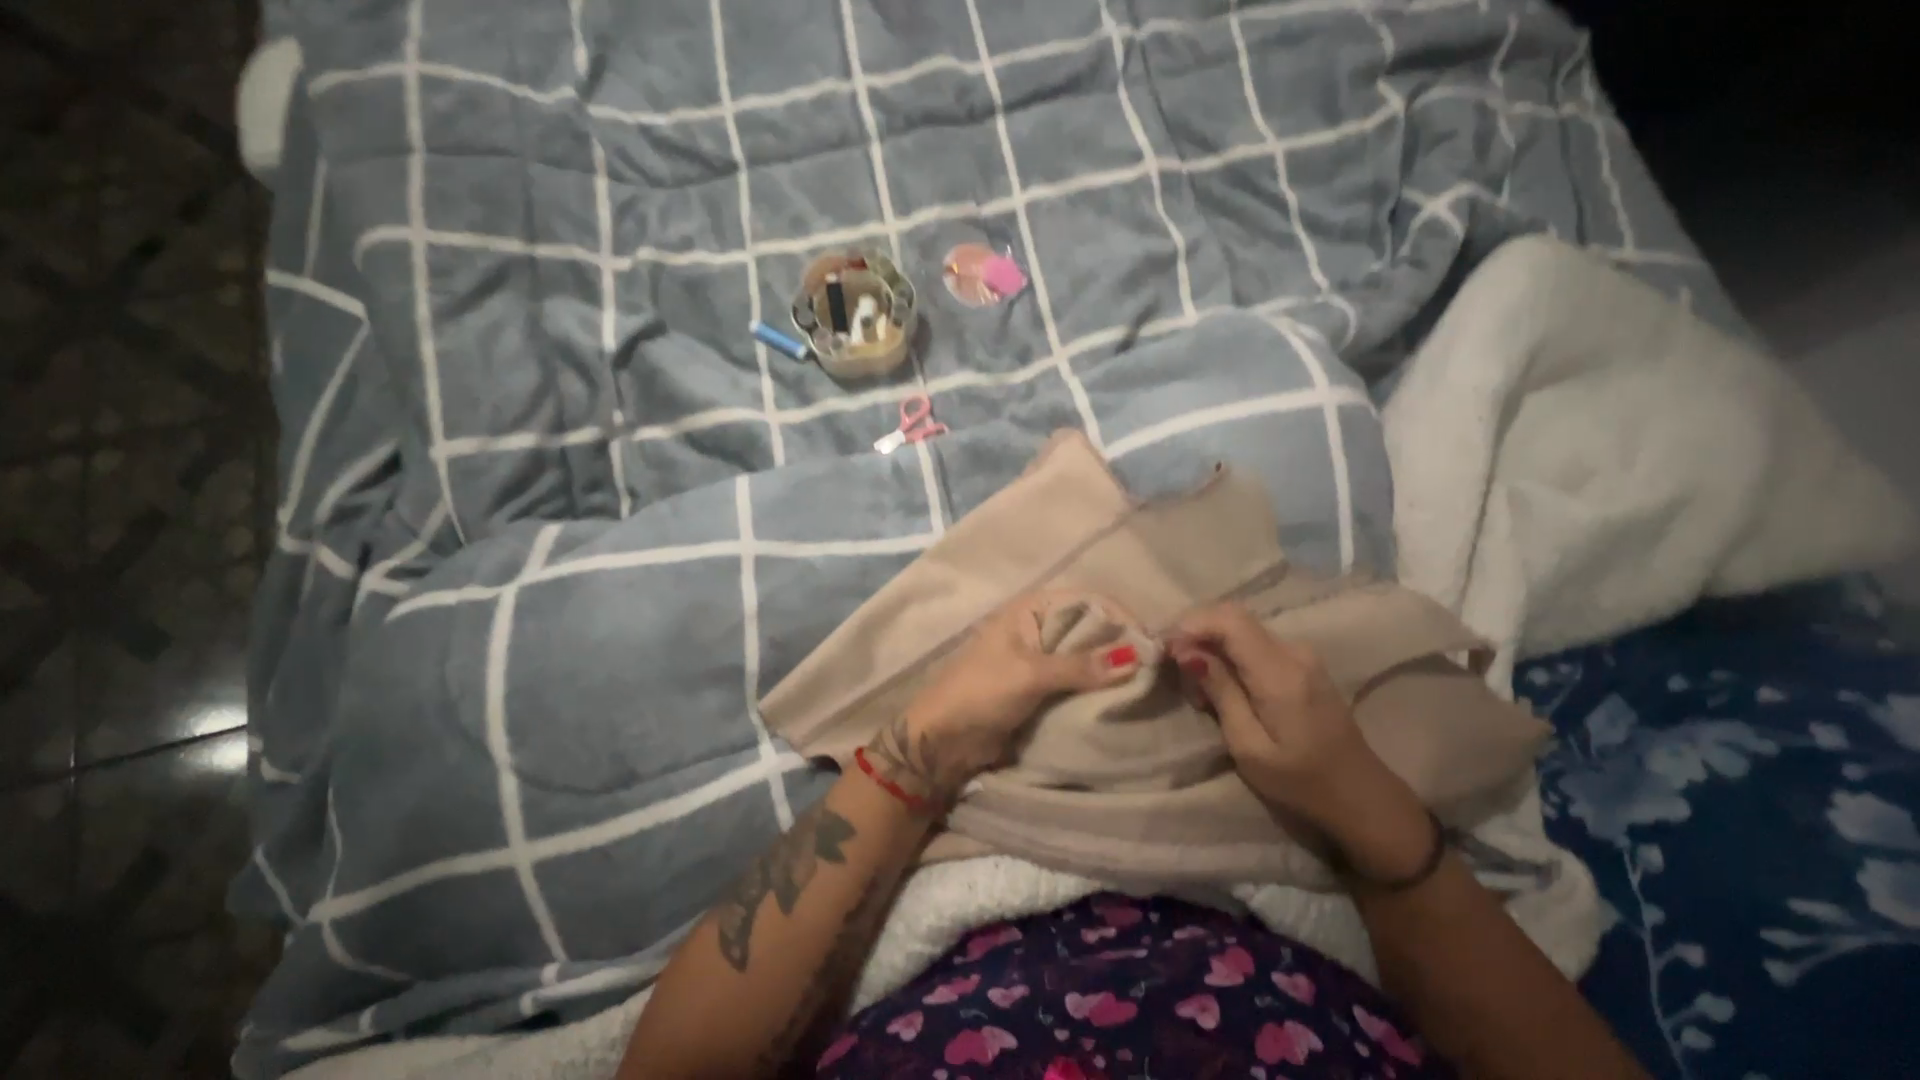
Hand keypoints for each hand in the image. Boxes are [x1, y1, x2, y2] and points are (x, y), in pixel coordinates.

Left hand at [870, 592, 1141, 803]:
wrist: (940, 741)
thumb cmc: (979, 693)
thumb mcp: (1030, 675)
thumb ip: (1081, 666)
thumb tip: (1136, 657)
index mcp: (1030, 609)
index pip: (1087, 600)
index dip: (1120, 617)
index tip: (1150, 644)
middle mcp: (1037, 627)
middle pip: (1090, 628)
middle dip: (1120, 646)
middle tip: (1156, 669)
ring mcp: (1038, 660)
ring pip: (1085, 658)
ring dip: (1111, 671)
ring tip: (1147, 687)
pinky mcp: (1039, 690)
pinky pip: (1076, 684)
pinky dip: (1097, 690)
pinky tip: (1122, 701)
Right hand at [1167, 603, 1435, 881]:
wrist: (1360, 796)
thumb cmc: (1301, 782)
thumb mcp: (1249, 746)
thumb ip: (1220, 692)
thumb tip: (1188, 651)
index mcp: (1281, 672)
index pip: (1230, 619)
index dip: (1191, 624)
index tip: (1165, 650)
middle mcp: (1294, 651)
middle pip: (1234, 619)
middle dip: (1196, 636)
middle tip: (1176, 674)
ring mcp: (1303, 655)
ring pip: (1242, 630)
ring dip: (1212, 648)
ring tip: (1198, 691)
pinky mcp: (1304, 664)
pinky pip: (1256, 645)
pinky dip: (1230, 657)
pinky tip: (1222, 690)